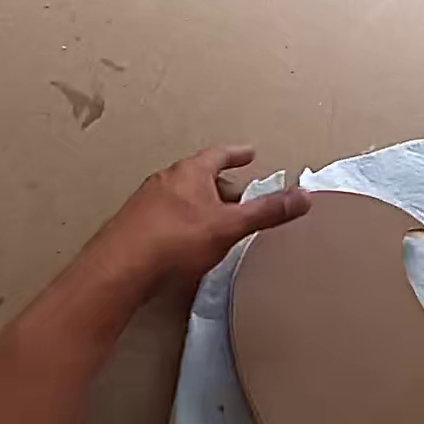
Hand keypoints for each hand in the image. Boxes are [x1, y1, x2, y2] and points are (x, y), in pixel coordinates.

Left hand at [88, 145, 310, 286]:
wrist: (119, 271)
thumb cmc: (175, 241)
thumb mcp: (228, 226)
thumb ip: (266, 212)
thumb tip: (304, 196)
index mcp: (189, 173)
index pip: (219, 155)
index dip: (237, 154)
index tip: (250, 152)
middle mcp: (165, 181)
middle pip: (200, 176)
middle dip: (222, 184)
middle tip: (242, 194)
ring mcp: (146, 203)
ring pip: (182, 197)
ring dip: (201, 204)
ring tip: (217, 218)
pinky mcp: (135, 227)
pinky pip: (167, 217)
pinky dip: (184, 222)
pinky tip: (188, 242)